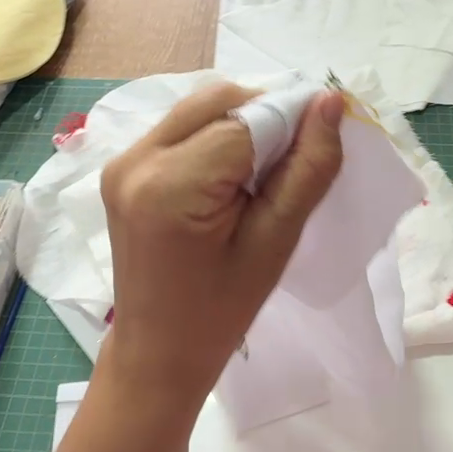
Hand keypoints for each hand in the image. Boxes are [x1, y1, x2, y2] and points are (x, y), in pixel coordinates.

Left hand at [98, 81, 345, 413]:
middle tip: (291, 162)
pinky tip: (231, 175)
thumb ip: (307, 169)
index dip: (289, 125)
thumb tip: (330, 102)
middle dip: (265, 116)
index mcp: (170, 185)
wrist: (157, 350)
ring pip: (200, 108)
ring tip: (262, 172)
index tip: (318, 146)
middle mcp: (136, 159)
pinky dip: (216, 135)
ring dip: (241, 123)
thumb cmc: (221, 310)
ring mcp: (123, 160)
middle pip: (217, 101)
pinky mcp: (122, 166)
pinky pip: (182, 127)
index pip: (245, 122)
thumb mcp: (275, 242)